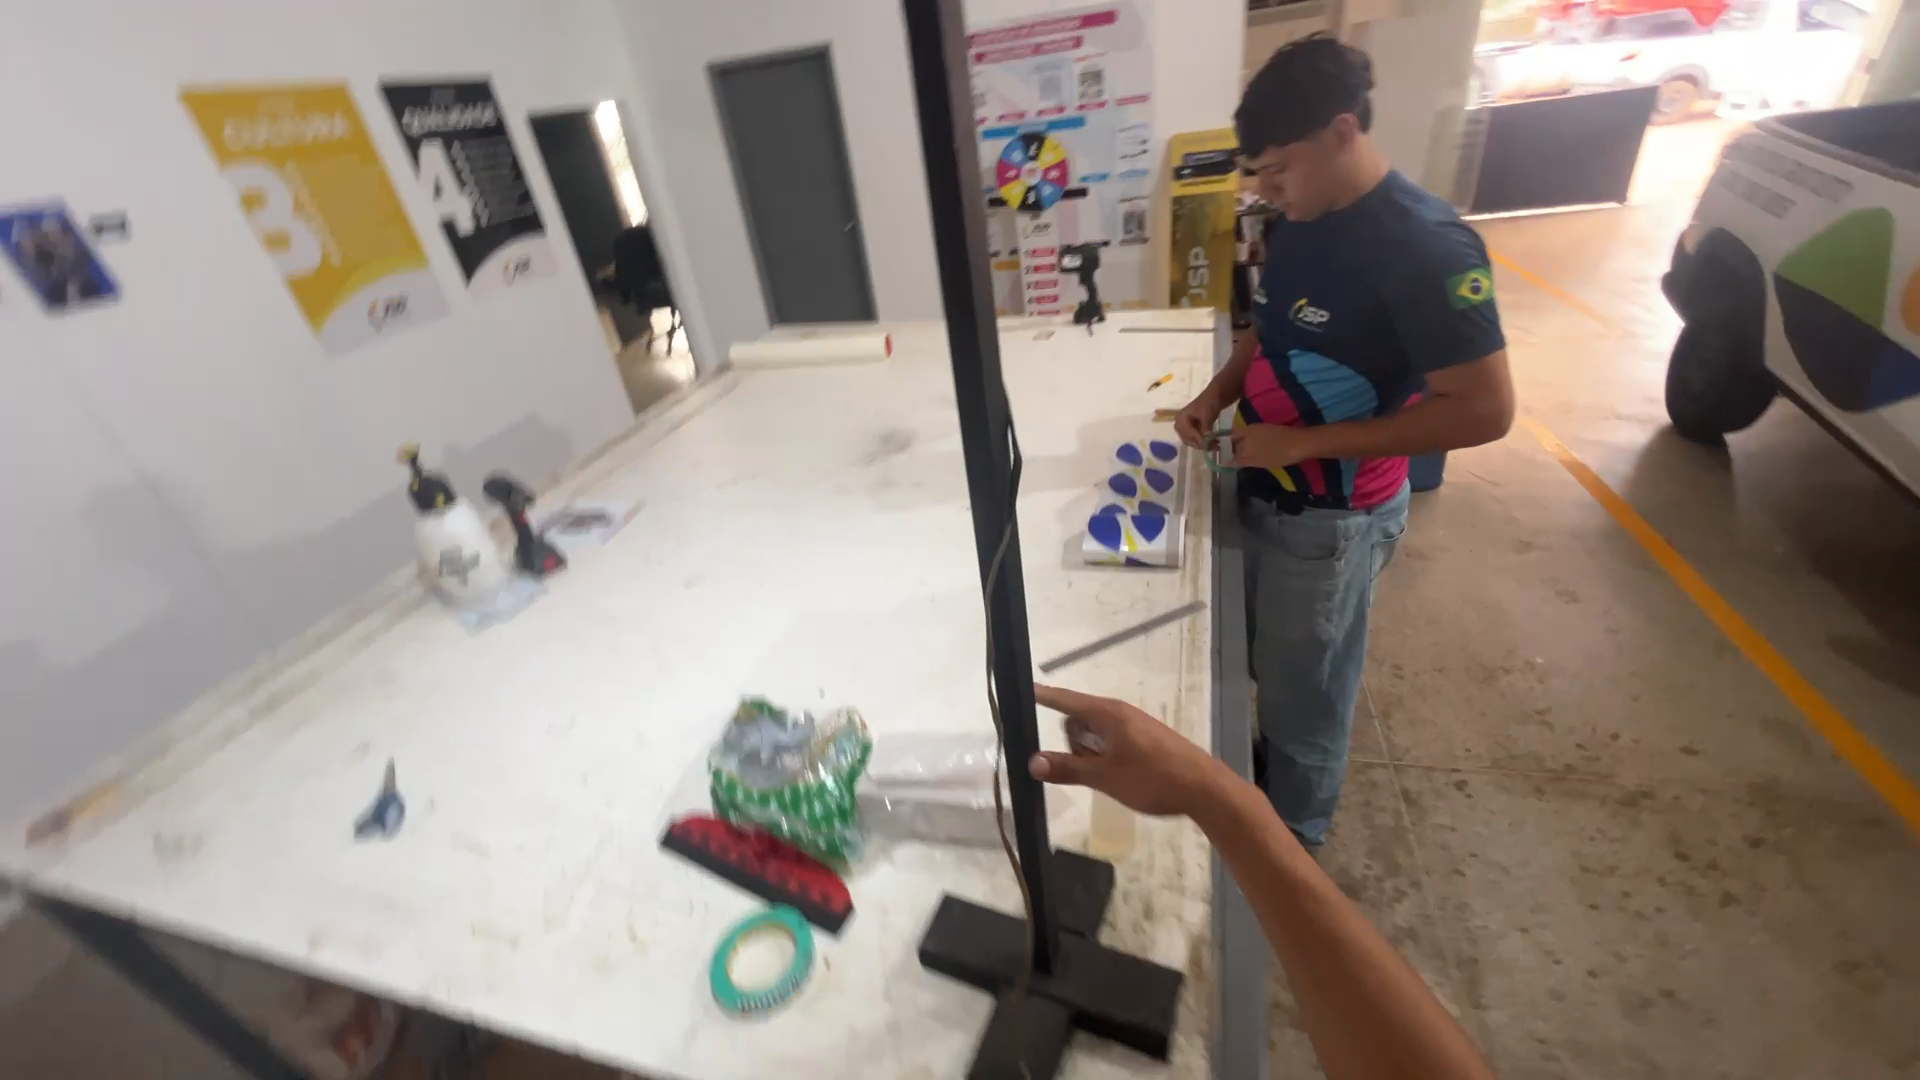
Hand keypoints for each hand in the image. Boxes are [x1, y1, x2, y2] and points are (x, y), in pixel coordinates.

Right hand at [1029, 684, 1225, 817]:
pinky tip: (1120, 776)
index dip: (1044, 696)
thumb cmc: (1153, 778)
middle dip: (1074, 744)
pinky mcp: (1143, 738)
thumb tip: (1032, 761)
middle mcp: (1118, 712)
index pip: (1065, 699)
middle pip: (1077, 720)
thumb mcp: (1105, 777)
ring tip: (1109, 777)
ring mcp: (1132, 725)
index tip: (1024, 688)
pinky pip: (1110, 741)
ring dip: (1091, 754)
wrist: (1205, 789)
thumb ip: (1067, 768)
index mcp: (1107, 713)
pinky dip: (1105, 756)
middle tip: (1089, 769)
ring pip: (1094, 734)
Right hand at [1173, 392, 1223, 449]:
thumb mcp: (1207, 415)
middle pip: (1187, 439)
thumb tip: (1205, 441)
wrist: (1215, 396)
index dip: (1197, 440)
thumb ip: (1205, 429)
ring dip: (1202, 444)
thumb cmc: (1209, 403)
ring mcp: (1186, 427)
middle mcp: (1180, 424)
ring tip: (1214, 445)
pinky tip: (1212, 442)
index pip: (1187, 433)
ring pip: (1192, 441)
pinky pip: (1196, 438)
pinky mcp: (1192, 429)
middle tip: (1211, 447)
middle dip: (1199, 444)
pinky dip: (1203, 441)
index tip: (1208, 444)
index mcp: (1180, 419)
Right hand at [1229, 423, 1318, 469]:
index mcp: (1244, 432)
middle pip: (1238, 438)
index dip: (1226, 449)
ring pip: (1248, 439)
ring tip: (1250, 460)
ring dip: (1247, 449)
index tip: (1227, 460)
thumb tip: (1222, 463)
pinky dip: (1256, 446)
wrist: (1302, 444)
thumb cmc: (1276, 453)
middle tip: (1239, 462)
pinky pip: (1258, 439)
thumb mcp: (1254, 460)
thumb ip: (1238, 461)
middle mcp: (1251, 428)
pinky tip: (1261, 454)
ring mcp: (1262, 428)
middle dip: (1236, 449)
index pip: (1228, 439)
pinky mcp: (1272, 431)